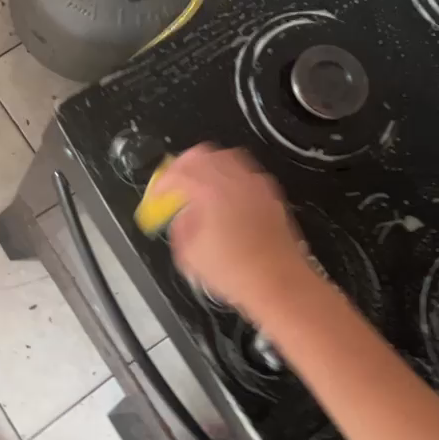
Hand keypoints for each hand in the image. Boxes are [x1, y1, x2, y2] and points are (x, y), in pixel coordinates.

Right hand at [156, 144, 310, 312]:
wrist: (280, 285)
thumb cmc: (240, 273)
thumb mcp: (190, 254)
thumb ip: (179, 227)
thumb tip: (180, 219)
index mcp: (209, 190)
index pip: (176, 173)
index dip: (161, 183)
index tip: (158, 195)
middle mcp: (234, 180)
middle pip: (202, 154)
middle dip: (184, 166)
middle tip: (175, 182)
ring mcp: (256, 185)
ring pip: (227, 157)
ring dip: (208, 168)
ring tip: (200, 186)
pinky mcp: (271, 196)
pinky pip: (246, 174)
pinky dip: (231, 178)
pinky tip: (227, 198)